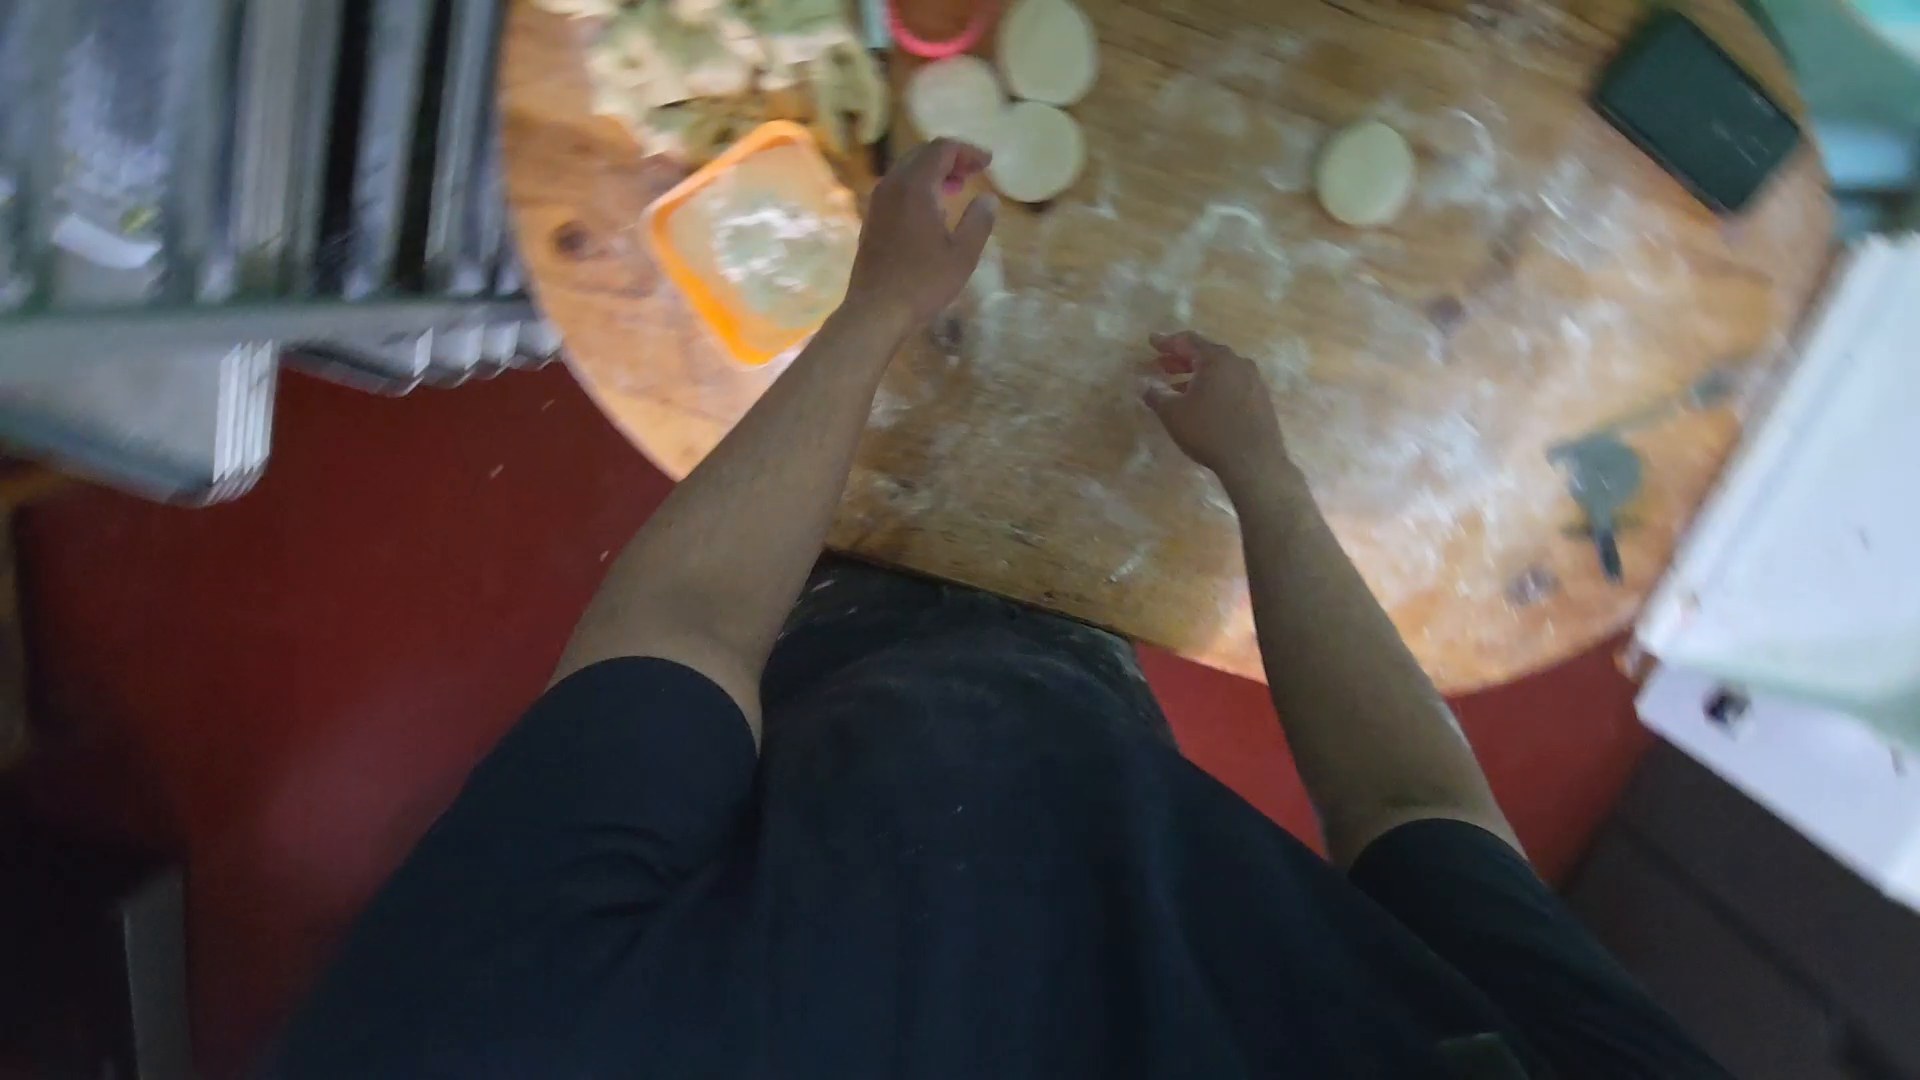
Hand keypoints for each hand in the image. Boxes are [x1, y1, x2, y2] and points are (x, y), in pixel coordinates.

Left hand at [844, 138, 997, 330]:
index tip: (987, 163)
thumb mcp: (962, 255)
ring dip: (933, 175)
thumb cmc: (923, 283)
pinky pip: (897, 191)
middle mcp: (892, 186)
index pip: (942, 149)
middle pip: (922, 155)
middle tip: (972, 173)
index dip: (967, 151)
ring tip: (955, 190)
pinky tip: (931, 213)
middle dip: (950, 159)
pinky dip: (918, 191)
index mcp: (915, 186)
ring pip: (907, 173)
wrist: (876, 311)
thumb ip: (979, 222)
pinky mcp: (871, 222)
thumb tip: (988, 199)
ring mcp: (877, 204)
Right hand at [1142, 331, 1292, 492]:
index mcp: (1215, 359)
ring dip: (1195, 375)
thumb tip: (1146, 386)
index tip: (1151, 342)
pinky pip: (1230, 383)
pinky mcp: (1260, 397)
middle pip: (1204, 354)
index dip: (1167, 341)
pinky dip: (1212, 386)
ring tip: (1176, 386)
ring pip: (1218, 370)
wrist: (1252, 459)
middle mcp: (1237, 362)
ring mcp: (1253, 379)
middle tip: (1160, 364)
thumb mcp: (1173, 413)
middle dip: (1180, 359)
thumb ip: (1156, 395)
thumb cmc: (1208, 430)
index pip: (1188, 341)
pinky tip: (1201, 402)